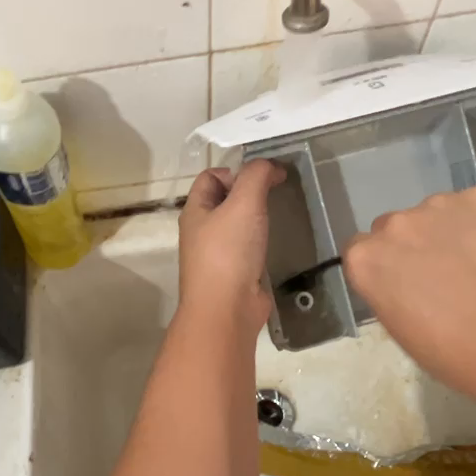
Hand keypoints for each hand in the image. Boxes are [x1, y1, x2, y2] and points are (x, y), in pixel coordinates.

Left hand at [177, 161, 285, 337]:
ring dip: (257, 218)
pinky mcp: (234, 274)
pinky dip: (262, 242)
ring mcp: (216, 255)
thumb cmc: (229, 252)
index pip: (210, 177)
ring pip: (237, 226)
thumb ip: (256, 176)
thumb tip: (270, 166)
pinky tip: (278, 243)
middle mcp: (201, 231)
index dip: (236, 170)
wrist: (226, 310)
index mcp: (195, 211)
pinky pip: (247, 249)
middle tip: (277, 194)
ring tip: (281, 215)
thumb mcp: (244, 203)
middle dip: (250, 192)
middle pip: (225, 200)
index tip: (264, 177)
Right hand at [343, 186, 475, 403]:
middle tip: (446, 277)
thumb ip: (391, 292)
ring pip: (438, 214)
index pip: (362, 251)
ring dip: (450, 232)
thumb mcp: (403, 331)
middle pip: (397, 228)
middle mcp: (396, 224)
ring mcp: (442, 205)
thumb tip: (408, 281)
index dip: (387, 269)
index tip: (407, 287)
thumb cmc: (459, 355)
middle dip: (415, 247)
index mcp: (366, 261)